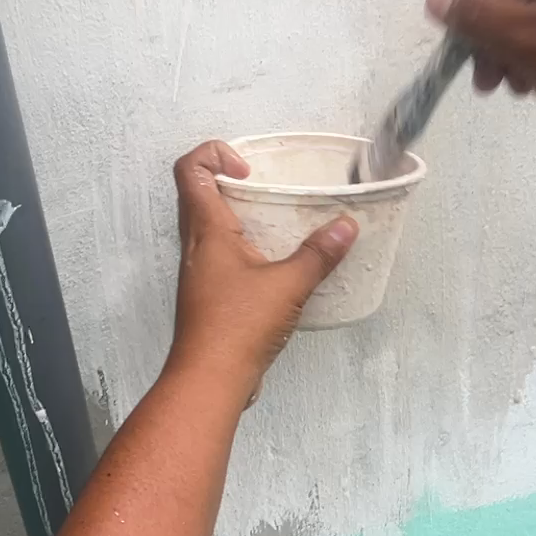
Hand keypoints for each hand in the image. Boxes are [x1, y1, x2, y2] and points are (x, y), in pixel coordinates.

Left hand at [165, 141, 356, 396]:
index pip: (190, 171)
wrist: (209, 381)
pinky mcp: (207, 300)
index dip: (213, 154)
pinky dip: (243, 253)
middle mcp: (195, 249)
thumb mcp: (288, 286)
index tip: (248, 170)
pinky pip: (220, 262)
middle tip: (265, 191)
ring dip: (236, 220)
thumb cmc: (238, 328)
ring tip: (276, 226)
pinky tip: (273, 268)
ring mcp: (199, 276)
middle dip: (229, 184)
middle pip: (197, 197)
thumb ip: (318, 255)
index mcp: (207, 232)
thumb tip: (345, 227)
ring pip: (208, 232)